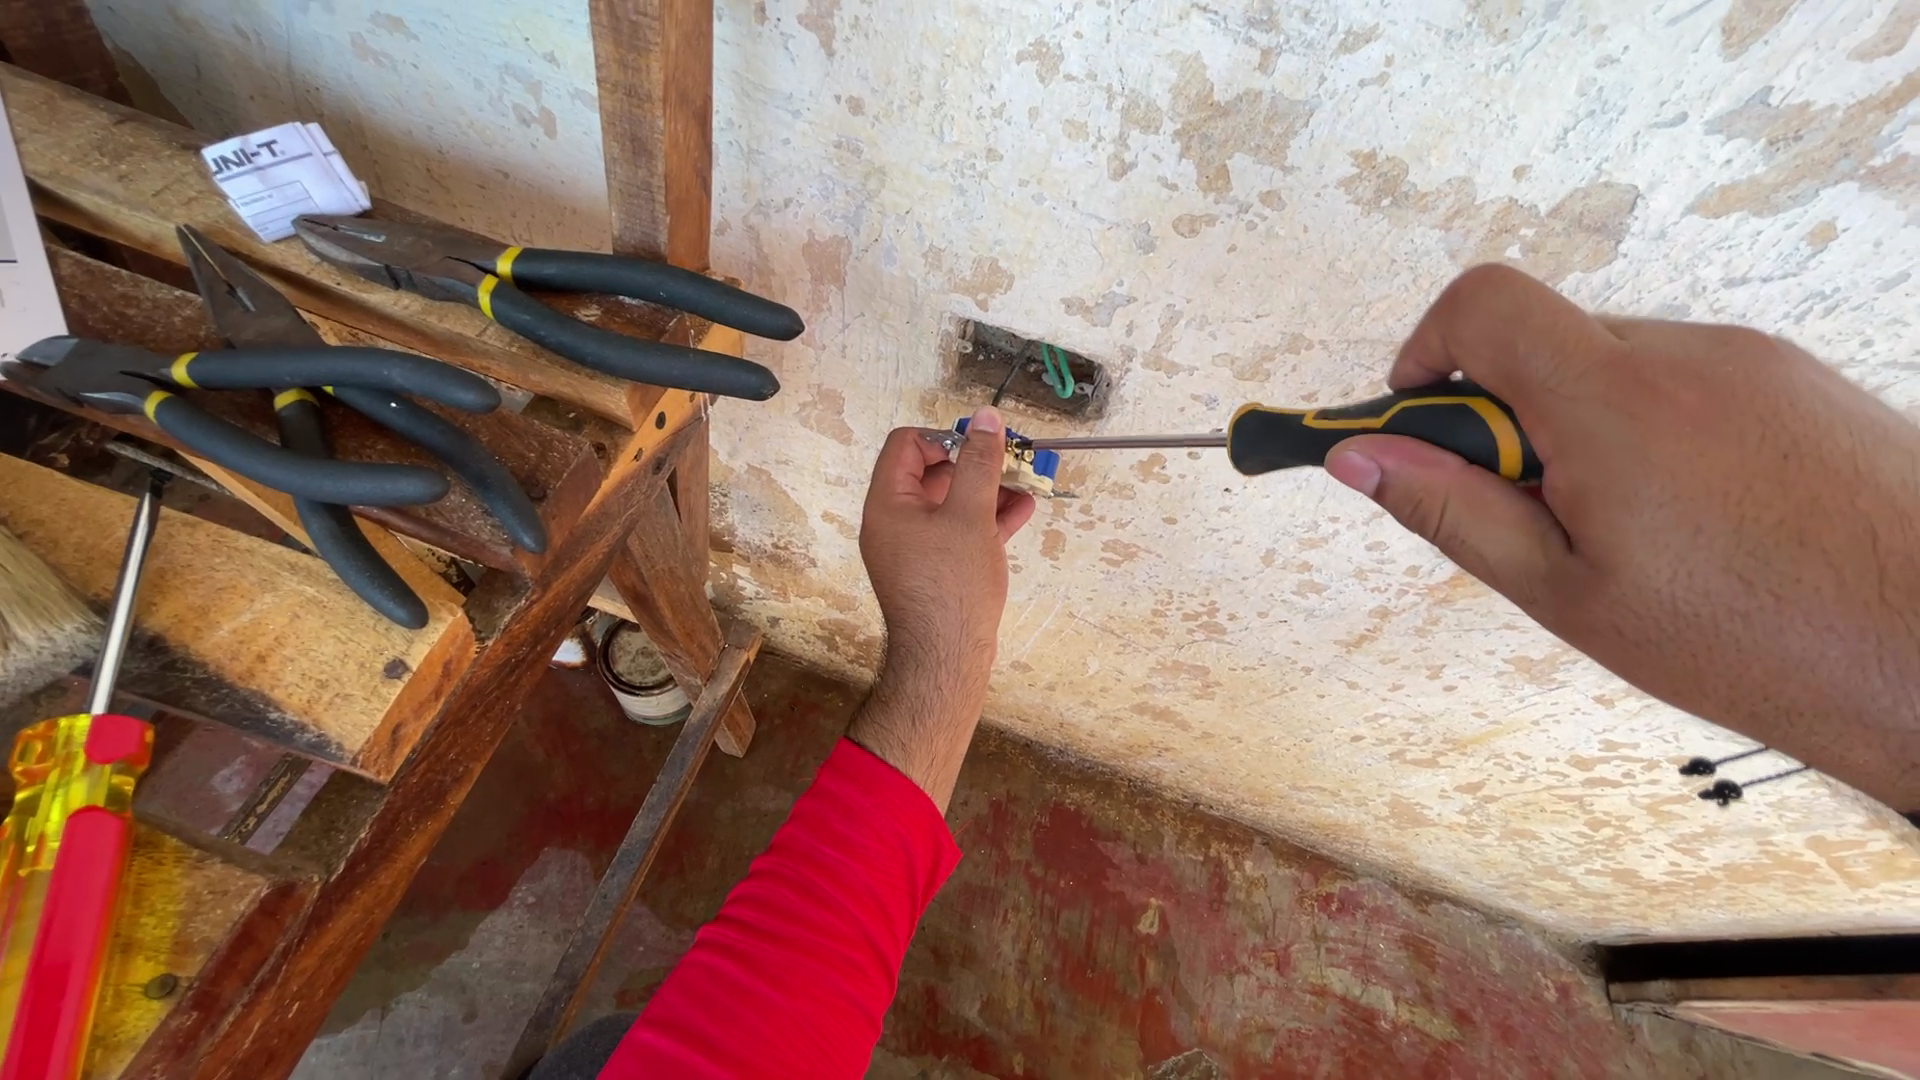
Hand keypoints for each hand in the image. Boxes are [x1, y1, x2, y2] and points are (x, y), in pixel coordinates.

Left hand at [849, 407, 1035, 808]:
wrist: (947, 659)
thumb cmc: (953, 583)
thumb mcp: (971, 514)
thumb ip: (980, 463)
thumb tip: (986, 417)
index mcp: (888, 503)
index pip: (906, 446)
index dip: (944, 437)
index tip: (982, 443)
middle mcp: (894, 523)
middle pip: (932, 473)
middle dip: (974, 464)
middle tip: (1012, 459)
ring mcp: (914, 549)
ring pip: (950, 504)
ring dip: (986, 490)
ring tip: (1026, 483)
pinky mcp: (934, 570)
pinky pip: (957, 533)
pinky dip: (985, 519)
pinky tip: (1022, 511)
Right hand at [1325, 264, 1919, 808]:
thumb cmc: (1744, 639)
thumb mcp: (1558, 588)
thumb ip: (1447, 509)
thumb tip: (1356, 457)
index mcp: (1615, 401)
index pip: (1483, 303)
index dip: (1425, 350)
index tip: (1419, 423)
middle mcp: (1686, 353)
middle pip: (1537, 337)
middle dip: (1494, 409)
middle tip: (1518, 505)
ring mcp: (1752, 360)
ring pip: (1600, 358)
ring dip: (1560, 421)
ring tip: (1602, 521)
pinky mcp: (1795, 380)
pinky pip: (1666, 375)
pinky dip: (1623, 422)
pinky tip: (1667, 509)